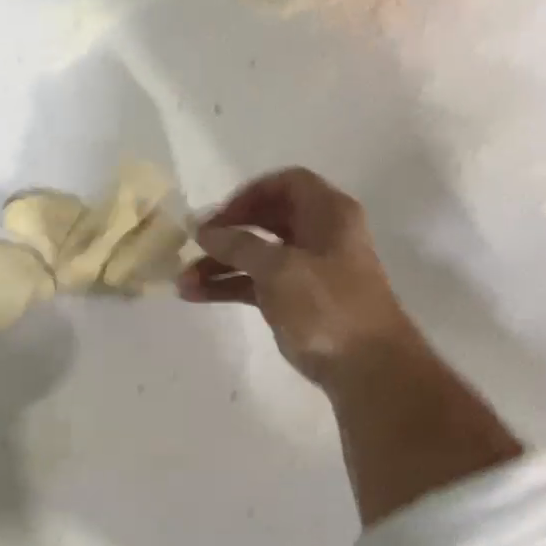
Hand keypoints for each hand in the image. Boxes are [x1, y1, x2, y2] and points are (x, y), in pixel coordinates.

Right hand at [177, 168, 423, 391]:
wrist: (363, 361)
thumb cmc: (327, 306)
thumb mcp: (280, 269)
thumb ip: (239, 245)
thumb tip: (204, 229)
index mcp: (327, 215)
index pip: (286, 183)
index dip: (248, 195)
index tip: (217, 219)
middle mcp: (317, 234)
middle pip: (264, 218)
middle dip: (225, 231)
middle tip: (192, 246)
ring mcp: (303, 267)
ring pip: (253, 252)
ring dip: (217, 263)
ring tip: (182, 282)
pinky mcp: (291, 296)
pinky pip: (251, 281)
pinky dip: (224, 285)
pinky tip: (195, 295)